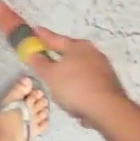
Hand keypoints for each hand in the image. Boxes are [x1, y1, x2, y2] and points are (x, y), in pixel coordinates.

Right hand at [0, 0, 129, 127]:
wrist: (106, 109)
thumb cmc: (75, 87)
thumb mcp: (50, 75)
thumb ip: (39, 62)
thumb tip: (31, 52)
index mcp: (78, 46)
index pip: (55, 38)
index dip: (42, 36)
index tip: (33, 31)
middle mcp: (92, 52)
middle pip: (70, 51)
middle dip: (57, 53)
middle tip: (45, 55)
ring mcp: (102, 67)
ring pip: (79, 66)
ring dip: (69, 70)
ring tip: (58, 78)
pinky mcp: (108, 82)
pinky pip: (87, 79)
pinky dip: (78, 82)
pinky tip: (73, 93)